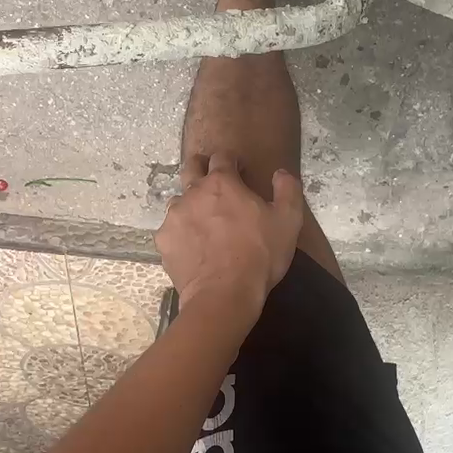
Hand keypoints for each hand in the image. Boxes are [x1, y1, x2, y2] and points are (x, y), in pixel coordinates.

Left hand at [154, 154, 305, 318]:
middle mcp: (193, 192)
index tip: (239, 171)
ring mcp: (174, 217)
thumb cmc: (259, 254)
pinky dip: (181, 233)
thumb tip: (280, 173)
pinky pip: (171, 229)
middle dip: (201, 166)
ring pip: (179, 200)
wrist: (224, 295)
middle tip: (213, 180)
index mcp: (222, 182)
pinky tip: (193, 248)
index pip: (222, 157)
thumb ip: (287, 190)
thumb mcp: (288, 221)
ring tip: (204, 223)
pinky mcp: (164, 241)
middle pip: (191, 167)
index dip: (232, 160)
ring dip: (191, 204)